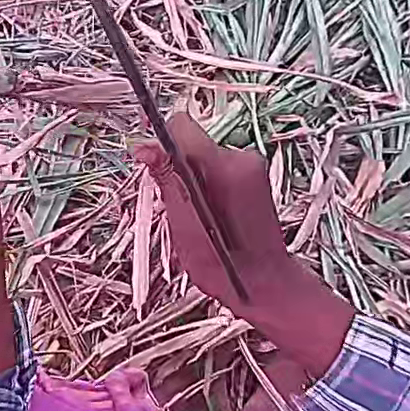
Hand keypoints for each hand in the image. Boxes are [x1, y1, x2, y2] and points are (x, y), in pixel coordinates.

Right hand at [135, 113, 353, 374]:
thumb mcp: (183, 225)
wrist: (265, 283)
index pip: (182, 128)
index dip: (160, 143)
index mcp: (223, 168)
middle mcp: (241, 159)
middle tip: (175, 205)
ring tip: (195, 215)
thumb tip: (144, 147)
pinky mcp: (254, 175)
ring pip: (202, 157)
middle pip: (191, 143)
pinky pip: (217, 167)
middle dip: (175, 167)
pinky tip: (209, 213)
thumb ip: (166, 180)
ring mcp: (251, 165)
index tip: (150, 165)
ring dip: (190, 179)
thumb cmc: (222, 265)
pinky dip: (205, 185)